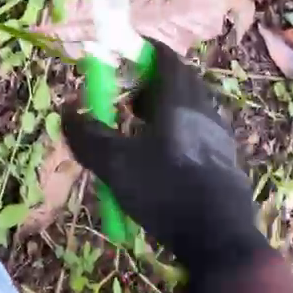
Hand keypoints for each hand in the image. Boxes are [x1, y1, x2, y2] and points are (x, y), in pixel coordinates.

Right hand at [62, 41, 266, 279]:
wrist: (221, 242)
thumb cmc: (166, 191)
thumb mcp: (115, 164)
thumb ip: (87, 136)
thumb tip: (65, 112)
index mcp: (179, 99)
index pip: (165, 57)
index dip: (143, 50)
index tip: (122, 56)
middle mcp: (204, 109)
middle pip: (179, 80)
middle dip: (150, 82)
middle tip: (127, 96)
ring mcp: (220, 137)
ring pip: (190, 108)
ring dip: (164, 109)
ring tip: (141, 130)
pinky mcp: (228, 162)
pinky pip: (199, 132)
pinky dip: (178, 132)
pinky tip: (163, 160)